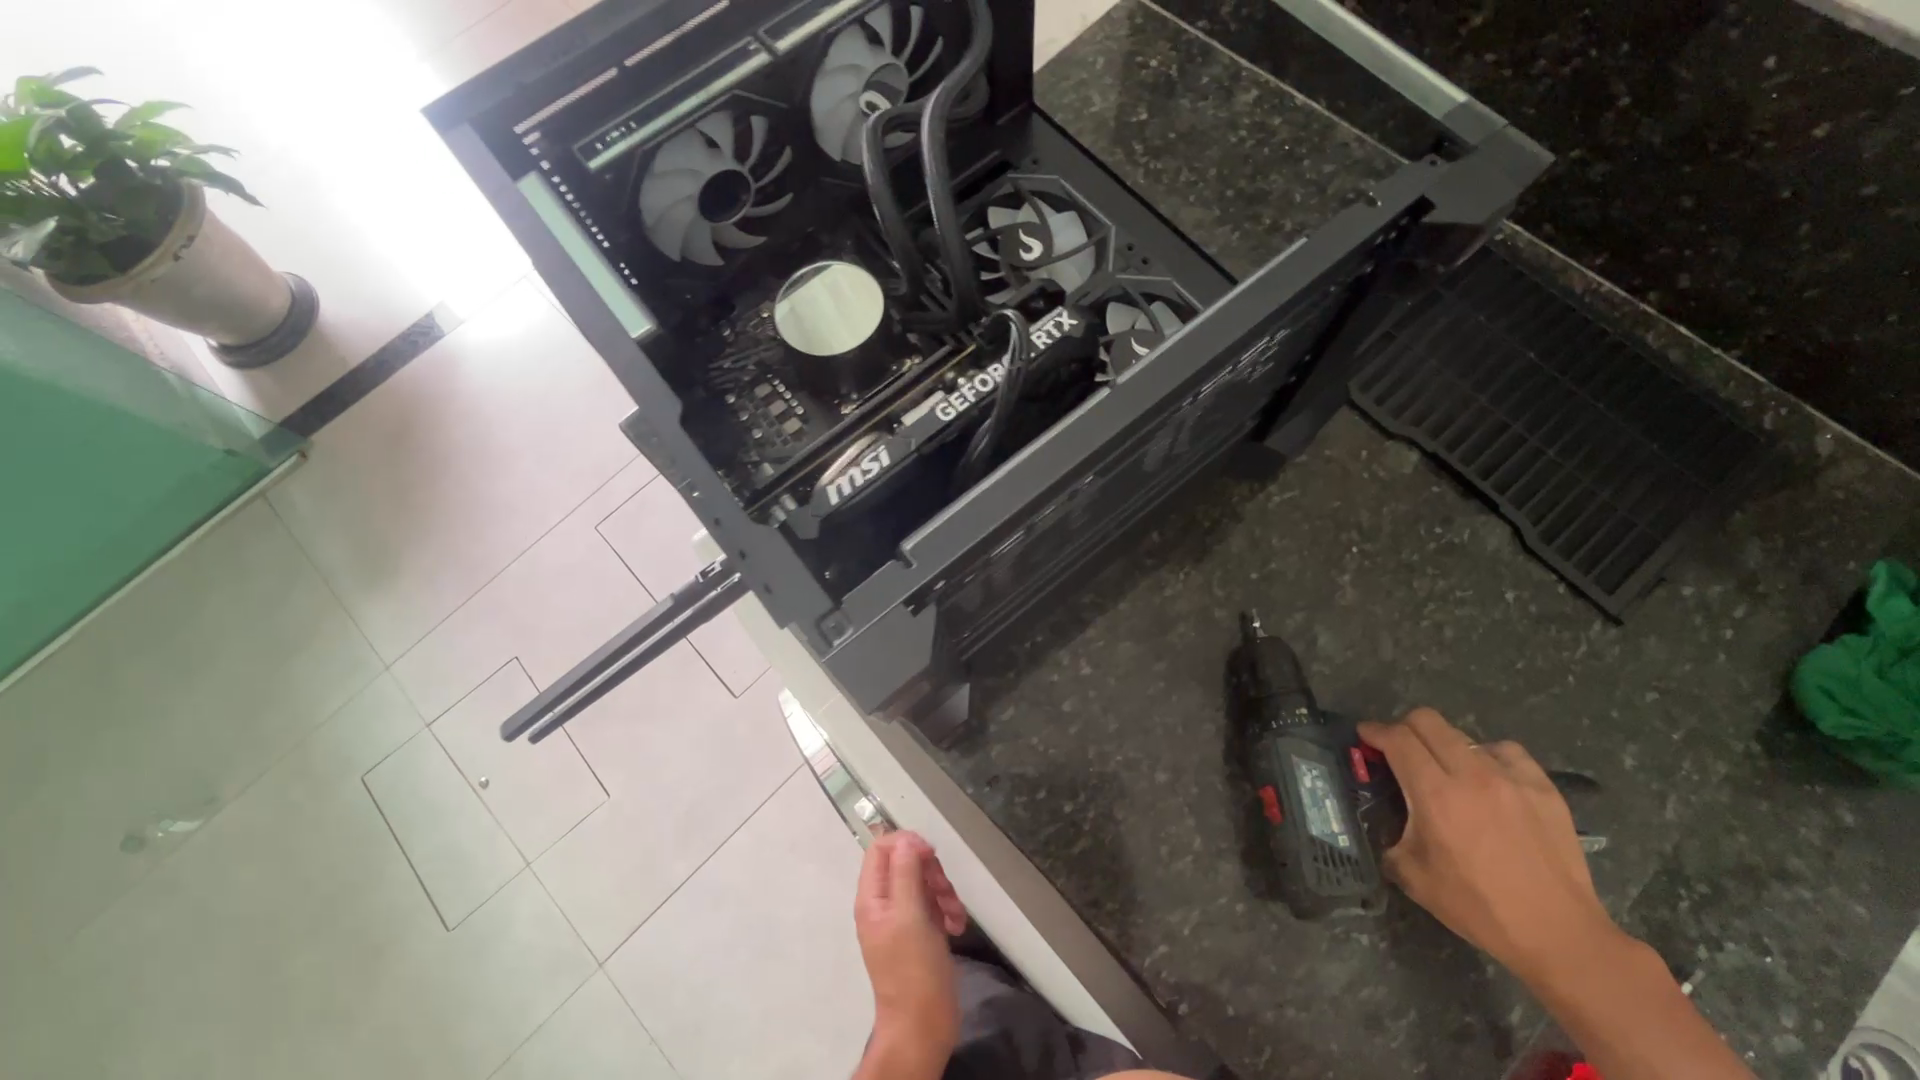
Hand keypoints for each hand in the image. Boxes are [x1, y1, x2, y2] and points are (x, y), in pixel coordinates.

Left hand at [854, 831, 967, 1062]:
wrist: (923, 1024)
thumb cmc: (913, 969)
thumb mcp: (909, 914)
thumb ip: (905, 871)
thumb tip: (906, 838)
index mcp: (872, 897)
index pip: (880, 848)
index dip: (906, 843)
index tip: (931, 855)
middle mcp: (884, 904)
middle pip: (906, 863)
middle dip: (931, 872)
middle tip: (944, 890)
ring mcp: (903, 920)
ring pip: (924, 884)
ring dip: (944, 892)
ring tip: (955, 916)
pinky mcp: (921, 933)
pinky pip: (934, 906)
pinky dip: (948, 911)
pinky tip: (957, 928)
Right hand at [1358, 709, 1621, 980]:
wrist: (1555, 930)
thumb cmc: (1477, 907)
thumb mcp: (1412, 876)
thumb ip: (1390, 836)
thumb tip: (1386, 820)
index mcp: (1435, 795)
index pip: (1398, 739)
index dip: (1374, 732)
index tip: (1365, 737)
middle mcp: (1473, 775)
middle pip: (1429, 721)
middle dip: (1404, 728)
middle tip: (1398, 750)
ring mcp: (1513, 777)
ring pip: (1465, 735)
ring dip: (1445, 746)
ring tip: (1446, 773)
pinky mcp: (1544, 787)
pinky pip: (1506, 752)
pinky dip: (1487, 757)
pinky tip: (1489, 781)